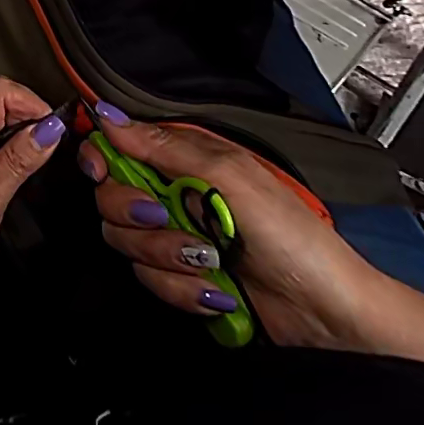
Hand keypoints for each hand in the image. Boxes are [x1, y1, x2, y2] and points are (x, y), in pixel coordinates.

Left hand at [0, 78, 65, 357]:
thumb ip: (18, 162)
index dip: (34, 104)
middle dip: (31, 115)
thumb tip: (49, 130)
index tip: (54, 129)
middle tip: (49, 146)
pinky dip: (9, 140)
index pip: (0, 92)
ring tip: (35, 158)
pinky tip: (16, 164)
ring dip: (22, 128)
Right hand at [78, 103, 376, 349]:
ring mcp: (176, 235)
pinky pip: (150, 280)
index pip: (119, 146)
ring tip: (211, 259)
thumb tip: (111, 116)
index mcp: (185, 158)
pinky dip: (182, 288)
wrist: (322, 308)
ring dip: (168, 258)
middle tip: (173, 219)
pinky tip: (214, 287)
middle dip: (140, 218)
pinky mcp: (179, 274)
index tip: (102, 174)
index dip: (101, 158)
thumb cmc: (291, 235)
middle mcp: (174, 193)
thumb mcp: (228, 176)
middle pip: (112, 198)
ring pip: (128, 243)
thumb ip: (164, 146)